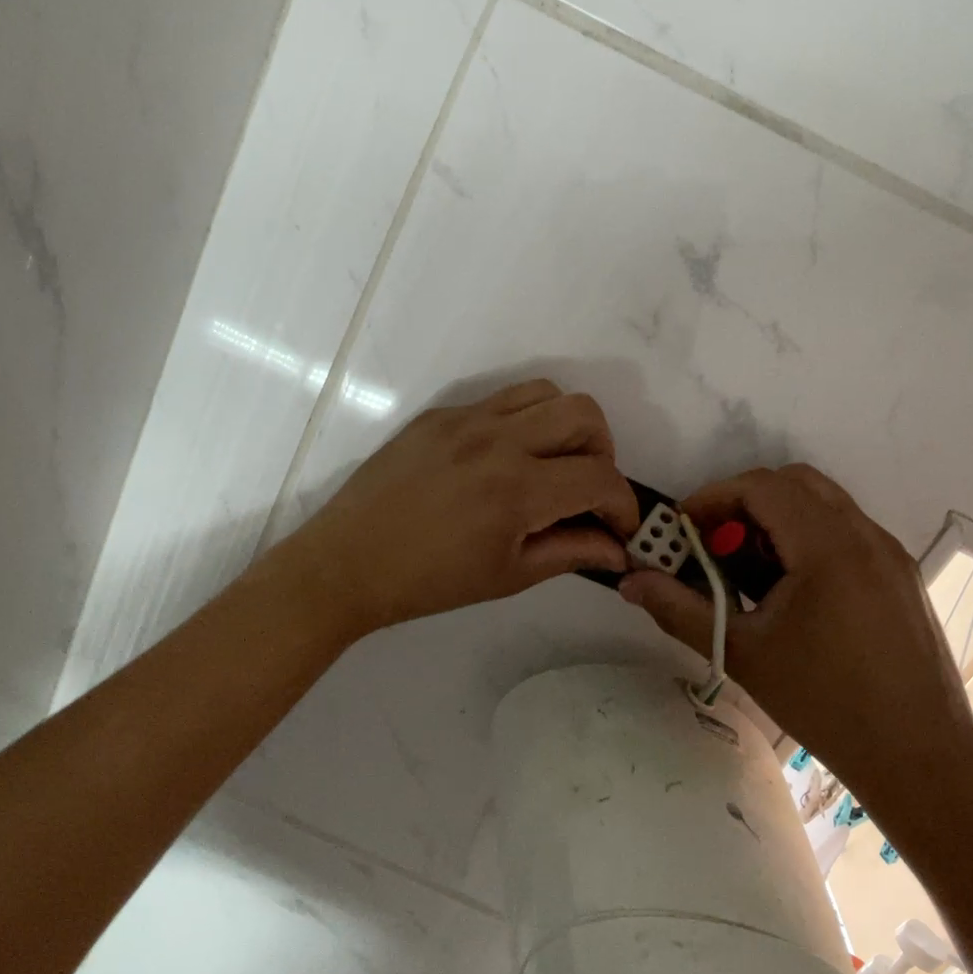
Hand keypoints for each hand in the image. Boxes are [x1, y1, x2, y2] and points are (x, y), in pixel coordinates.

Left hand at [268, 380, 639, 635]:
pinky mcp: (439, 415)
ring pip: (545, 391)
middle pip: (585, 414)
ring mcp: (465, 420)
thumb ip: (571, 552)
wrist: (348, 563)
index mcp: (517, 490)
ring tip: (551, 464)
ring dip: (565, 425)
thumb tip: (618, 548)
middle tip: (586, 489)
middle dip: (603, 452)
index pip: (601, 477)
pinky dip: (521, 422)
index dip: (624, 505)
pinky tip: (502, 461)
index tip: (619, 527)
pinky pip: (499, 400)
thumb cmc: (430, 582)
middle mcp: (498, 440)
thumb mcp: (508, 575)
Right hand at [619, 465, 972, 798]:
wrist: (921, 760)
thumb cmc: (825, 705)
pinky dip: (809, 540)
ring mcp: (891, 555)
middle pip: (795, 484)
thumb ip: (679, 609)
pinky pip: (847, 533)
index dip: (713, 498)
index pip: (762, 486)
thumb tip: (629, 581)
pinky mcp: (902, 577)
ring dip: (778, 521)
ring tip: (750, 574)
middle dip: (745, 503)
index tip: (683, 531)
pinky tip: (791, 594)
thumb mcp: (741, 654)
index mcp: (829, 547)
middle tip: (714, 547)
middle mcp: (866, 536)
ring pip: (824, 505)